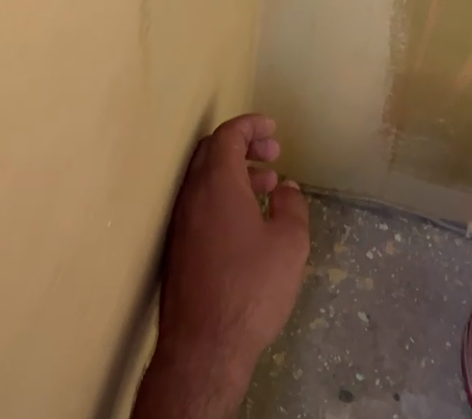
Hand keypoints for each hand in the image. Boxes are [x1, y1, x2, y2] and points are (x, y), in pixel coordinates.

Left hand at [132, 115, 309, 418]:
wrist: (204, 346)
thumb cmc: (251, 288)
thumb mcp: (290, 243)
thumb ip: (292, 206)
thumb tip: (286, 188)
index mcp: (217, 184)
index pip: (227, 135)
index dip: (251, 125)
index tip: (273, 127)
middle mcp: (192, 196)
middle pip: (212, 152)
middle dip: (244, 145)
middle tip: (273, 153)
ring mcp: (181, 222)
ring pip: (205, 179)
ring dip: (236, 172)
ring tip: (269, 186)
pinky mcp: (179, 247)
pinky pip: (200, 203)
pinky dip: (224, 195)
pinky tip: (250, 221)